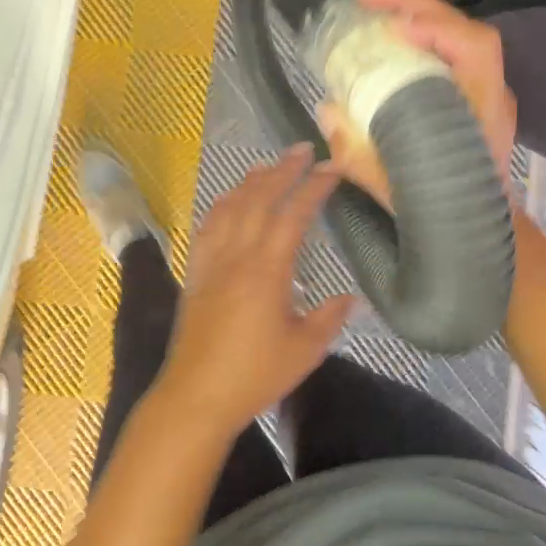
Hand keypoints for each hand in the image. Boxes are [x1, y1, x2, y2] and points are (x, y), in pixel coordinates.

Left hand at [152, 145, 354, 436]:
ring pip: (231, 206)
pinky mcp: (194, 272)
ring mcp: (212, 261)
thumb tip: (351, 298)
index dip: (314, 187)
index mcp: (267, 270)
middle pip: (260, 199)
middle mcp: (237, 256)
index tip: (332, 168)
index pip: (293, 215)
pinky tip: (230, 199)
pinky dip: (222, 204)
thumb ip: (328, 319)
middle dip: (283, 170)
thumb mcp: (304, 351)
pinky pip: (208, 226)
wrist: (196, 395)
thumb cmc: (254, 375)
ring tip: (269, 164)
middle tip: (303, 150)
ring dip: (251, 181)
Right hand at [315, 0, 518, 208]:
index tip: (395, 27)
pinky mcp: (469, 88)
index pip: (475, 50)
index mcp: (481, 112)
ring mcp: (482, 87)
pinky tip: (386, 24)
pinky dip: (417, 28)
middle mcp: (489, 91)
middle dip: (412, 1)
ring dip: (412, 8)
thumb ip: (358, 154)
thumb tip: (326, 108)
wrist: (477, 230)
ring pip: (453, 30)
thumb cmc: (441, 210)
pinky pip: (445, 45)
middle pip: (460, 27)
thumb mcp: (394, 188)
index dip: (438, 28)